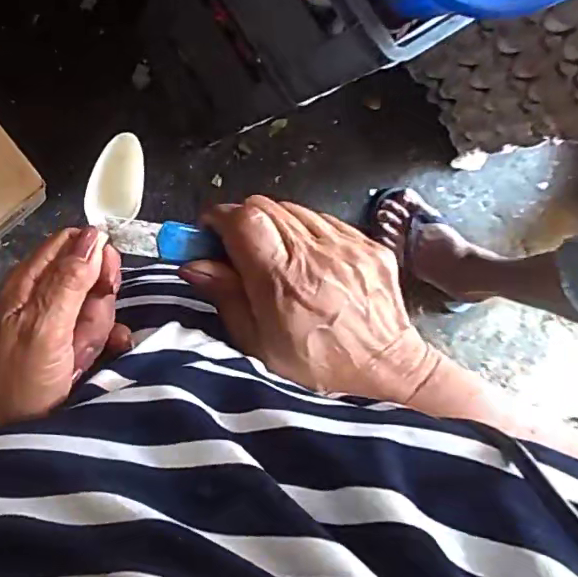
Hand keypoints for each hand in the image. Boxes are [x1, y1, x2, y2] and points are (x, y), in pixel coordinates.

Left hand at [0, 227, 130, 438]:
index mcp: (31, 280)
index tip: (105, 284)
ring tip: (76, 358)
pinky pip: (100, 333)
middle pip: (92, 277)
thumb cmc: (17, 378)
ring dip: (96, 332)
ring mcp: (59, 322)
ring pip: (98, 308)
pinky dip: (103, 347)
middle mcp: (45, 294)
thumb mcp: (44, 325)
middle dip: (98, 304)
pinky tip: (93, 364)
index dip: (96, 258)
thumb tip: (95, 233)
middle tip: (82, 332)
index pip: (73, 244)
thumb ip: (70, 280)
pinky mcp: (70, 348)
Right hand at [179, 197, 444, 402]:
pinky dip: (303, 230)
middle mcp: (316, 255)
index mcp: (282, 280)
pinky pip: (323, 220)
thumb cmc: (313, 364)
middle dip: (240, 219)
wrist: (385, 370)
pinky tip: (302, 257)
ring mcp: (347, 246)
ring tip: (269, 253)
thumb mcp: (254, 340)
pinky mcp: (369, 245)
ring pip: (293, 209)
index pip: (243, 219)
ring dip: (271, 223)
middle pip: (265, 206)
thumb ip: (224, 295)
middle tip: (232, 245)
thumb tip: (193, 265)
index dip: (218, 218)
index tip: (207, 231)